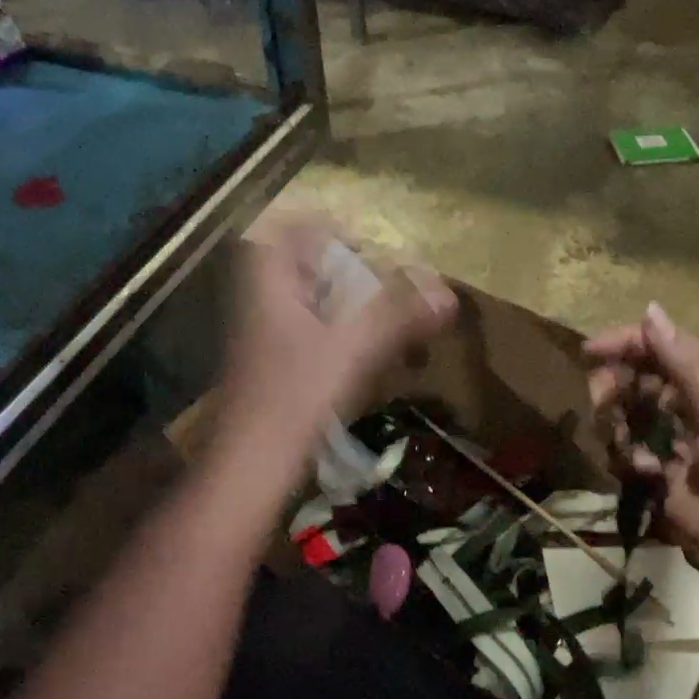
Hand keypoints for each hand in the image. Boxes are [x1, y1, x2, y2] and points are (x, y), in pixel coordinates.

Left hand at [220, 217, 456, 451]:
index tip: (363, 242)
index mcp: (268, 286)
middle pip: (302, 268)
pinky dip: (345, 339)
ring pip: (311, 305)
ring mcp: (265, 339)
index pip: (283, 231)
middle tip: (387, 281)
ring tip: (394, 324)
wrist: (249, 469)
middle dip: (348, 272)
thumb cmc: (294, 397)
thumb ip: (401, 315)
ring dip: (352, 308)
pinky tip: (376, 362)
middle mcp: (261, 305)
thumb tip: (449, 294)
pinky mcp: (276, 370)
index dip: (321, 229)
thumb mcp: (354, 348)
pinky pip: (313, 336)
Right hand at [585, 303, 698, 595]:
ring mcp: (680, 444)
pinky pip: (634, 457)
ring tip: (619, 442)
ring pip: (632, 416)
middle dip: (615, 384)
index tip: (589, 353)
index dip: (626, 343)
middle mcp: (694, 405)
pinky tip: (640, 472)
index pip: (662, 345)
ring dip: (618, 423)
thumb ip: (682, 361)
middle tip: (600, 401)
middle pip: (642, 378)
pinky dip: (628, 458)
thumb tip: (650, 306)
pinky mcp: (669, 481)